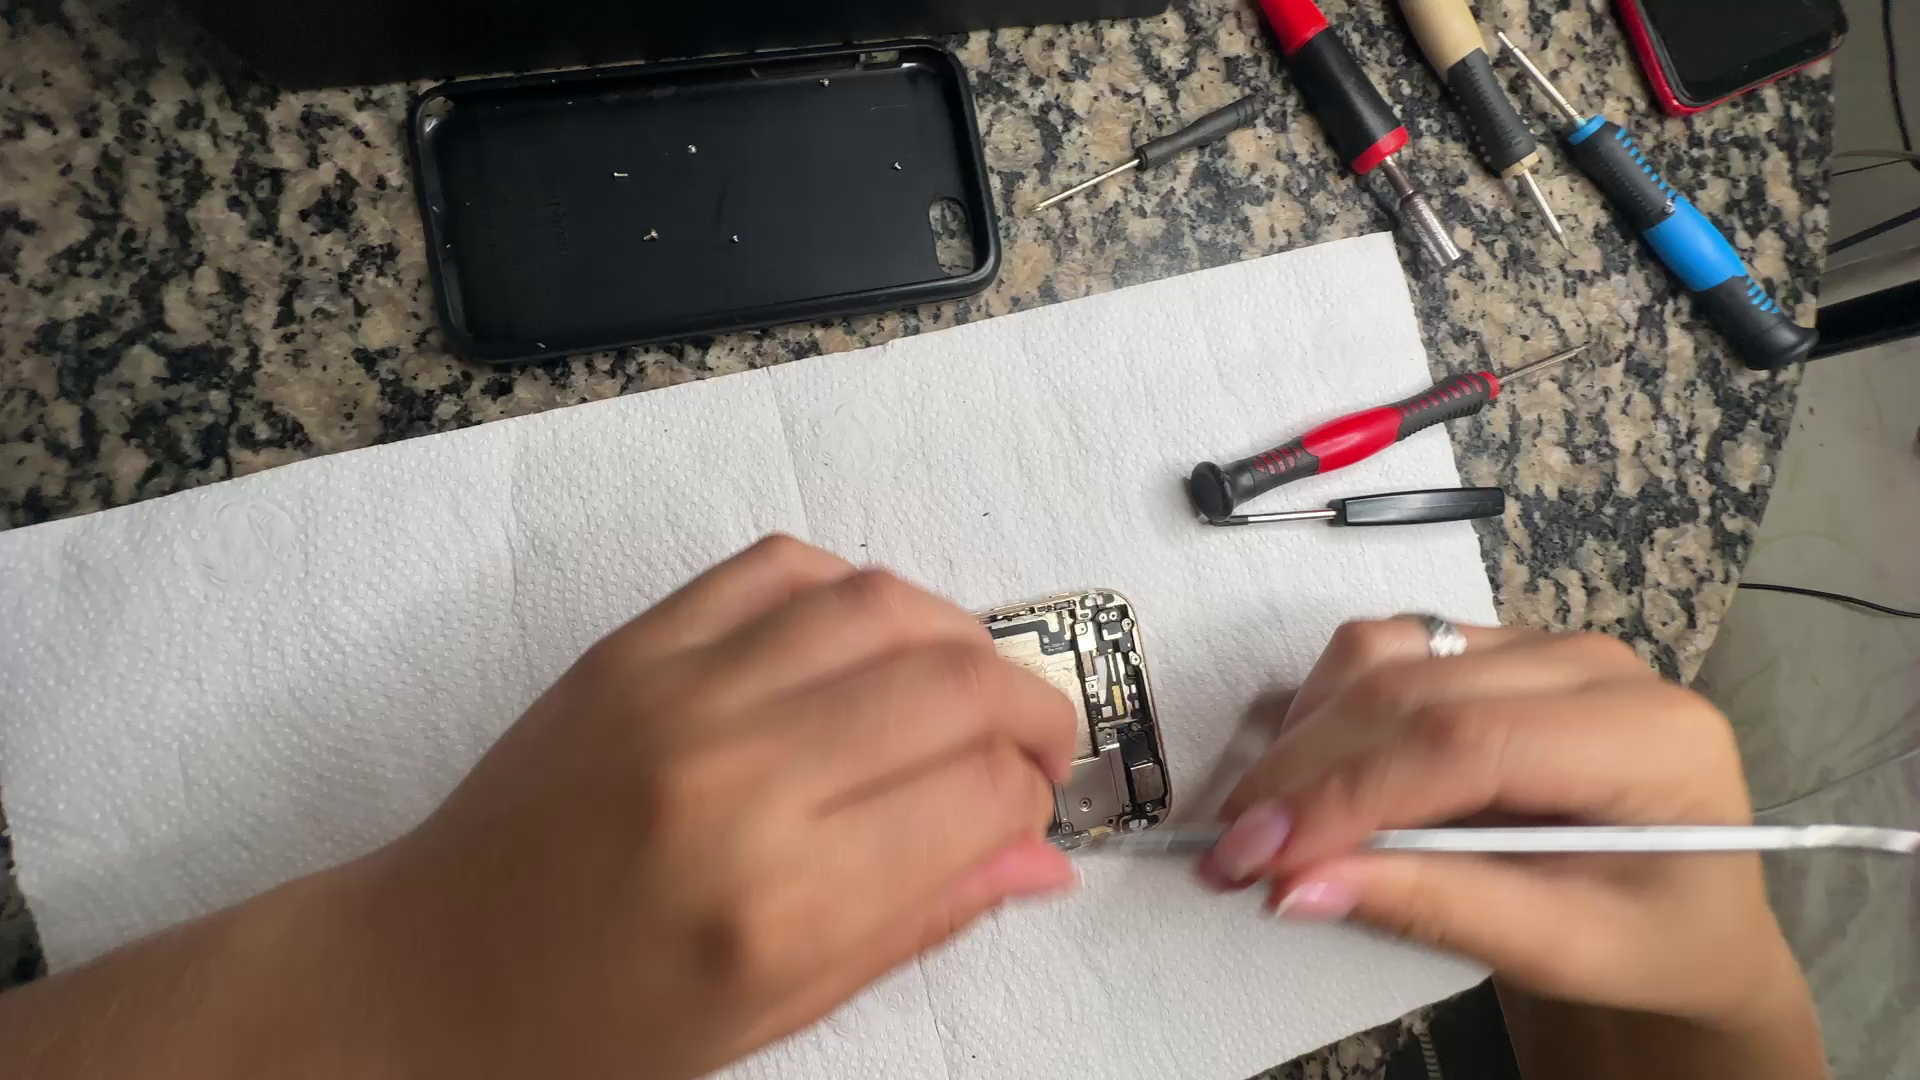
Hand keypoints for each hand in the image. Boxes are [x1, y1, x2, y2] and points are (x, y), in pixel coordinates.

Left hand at [344, 536, 1079, 1078]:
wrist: (428, 973)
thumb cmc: (606, 1023)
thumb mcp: (784, 1007)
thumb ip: (928, 916)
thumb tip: (1043, 857)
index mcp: (781, 902)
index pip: (976, 797)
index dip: (1030, 793)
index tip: (1028, 802)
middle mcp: (739, 777)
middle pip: (950, 682)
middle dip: (1029, 701)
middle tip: (1033, 734)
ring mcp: (680, 688)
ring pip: (880, 603)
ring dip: (958, 632)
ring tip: (966, 678)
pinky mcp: (638, 641)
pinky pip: (782, 564)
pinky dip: (854, 587)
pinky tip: (868, 635)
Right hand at [1197, 619, 1810, 1035]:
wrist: (1672, 903)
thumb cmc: (1645, 938)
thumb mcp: (1562, 951)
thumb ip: (1430, 907)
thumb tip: (1290, 886)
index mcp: (1647, 739)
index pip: (1463, 742)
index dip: (1346, 794)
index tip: (1261, 854)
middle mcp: (1584, 664)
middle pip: (1402, 693)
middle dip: (1300, 772)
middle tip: (1233, 845)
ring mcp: (1523, 640)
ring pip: (1373, 653)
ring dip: (1304, 731)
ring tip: (1270, 809)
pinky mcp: (1471, 641)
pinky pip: (1371, 646)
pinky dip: (1321, 704)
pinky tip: (1309, 763)